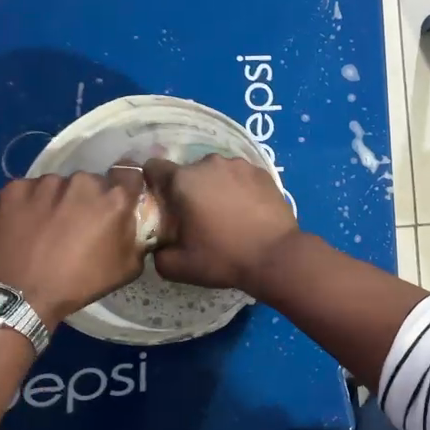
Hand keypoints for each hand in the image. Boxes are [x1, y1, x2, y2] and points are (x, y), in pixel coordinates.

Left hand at [0, 170, 146, 323]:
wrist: (16, 297)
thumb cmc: (78, 284)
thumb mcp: (127, 267)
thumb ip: (138, 236)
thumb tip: (135, 224)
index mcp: (115, 199)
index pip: (129, 173)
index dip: (125, 185)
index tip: (117, 198)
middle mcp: (83, 182)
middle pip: (91, 182)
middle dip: (87, 199)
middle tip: (76, 224)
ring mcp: (45, 183)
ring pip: (58, 186)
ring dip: (57, 201)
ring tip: (45, 228)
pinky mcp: (12, 189)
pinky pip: (27, 191)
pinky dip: (28, 204)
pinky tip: (22, 226)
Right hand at [142, 155, 299, 293]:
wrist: (276, 255)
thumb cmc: (223, 257)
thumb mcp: (176, 265)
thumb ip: (157, 251)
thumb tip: (160, 243)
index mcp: (184, 180)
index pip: (154, 168)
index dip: (152, 184)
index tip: (161, 204)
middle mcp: (210, 163)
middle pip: (187, 171)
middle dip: (187, 190)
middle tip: (196, 217)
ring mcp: (240, 165)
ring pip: (216, 172)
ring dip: (214, 186)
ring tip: (225, 213)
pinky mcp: (263, 171)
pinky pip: (240, 175)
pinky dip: (238, 187)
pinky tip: (246, 209)